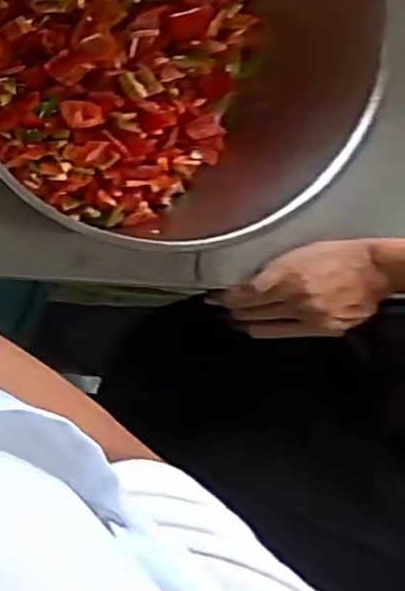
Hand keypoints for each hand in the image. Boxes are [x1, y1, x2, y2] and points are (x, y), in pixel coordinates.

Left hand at [215, 239, 394, 337]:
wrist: (378, 269)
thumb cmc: (327, 257)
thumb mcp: (286, 259)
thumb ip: (261, 275)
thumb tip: (232, 288)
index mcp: (284, 280)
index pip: (239, 296)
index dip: (221, 298)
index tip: (211, 298)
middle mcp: (297, 301)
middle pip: (247, 312)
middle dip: (230, 310)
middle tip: (222, 307)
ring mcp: (314, 316)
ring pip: (261, 325)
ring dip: (245, 321)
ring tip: (237, 316)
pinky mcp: (329, 328)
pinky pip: (286, 333)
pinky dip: (268, 328)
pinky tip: (260, 323)